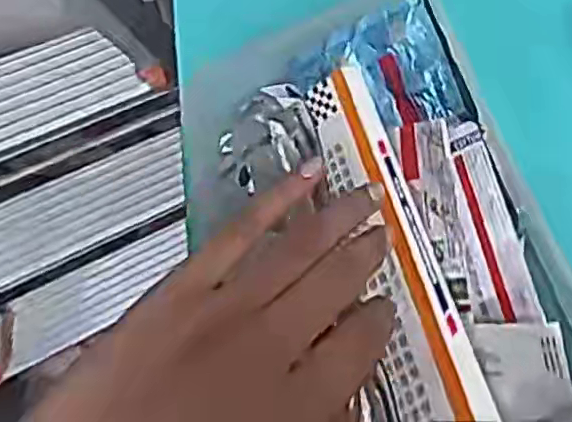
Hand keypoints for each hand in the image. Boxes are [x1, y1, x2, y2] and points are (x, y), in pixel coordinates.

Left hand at [30, 166, 390, 421]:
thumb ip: (308, 419)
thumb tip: (342, 401)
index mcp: (294, 408)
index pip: (359, 347)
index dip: (378, 321)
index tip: (386, 306)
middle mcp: (273, 347)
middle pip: (338, 283)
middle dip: (366, 254)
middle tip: (384, 231)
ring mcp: (229, 308)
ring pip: (303, 248)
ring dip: (341, 216)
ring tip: (368, 193)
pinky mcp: (185, 286)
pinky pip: (242, 231)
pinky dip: (279, 198)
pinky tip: (307, 175)